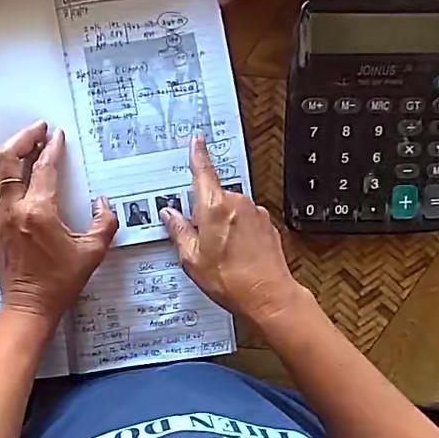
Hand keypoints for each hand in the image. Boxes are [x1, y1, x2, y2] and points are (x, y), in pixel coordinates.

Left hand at [0, 122, 117, 323]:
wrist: (29, 305)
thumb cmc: (60, 282)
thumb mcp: (92, 253)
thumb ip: (103, 223)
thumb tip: (102, 203)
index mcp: (38, 211)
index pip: (43, 167)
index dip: (52, 147)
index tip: (58, 136)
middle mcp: (13, 208)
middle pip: (7, 159)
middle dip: (22, 138)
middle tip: (38, 130)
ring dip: (4, 154)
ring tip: (21, 148)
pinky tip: (4, 178)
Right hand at [161, 135, 307, 323]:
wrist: (269, 296)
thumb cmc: (231, 280)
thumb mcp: (192, 259)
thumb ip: (179, 232)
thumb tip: (170, 215)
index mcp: (215, 206)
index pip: (202, 171)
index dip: (197, 154)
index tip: (196, 141)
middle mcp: (237, 203)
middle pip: (213, 197)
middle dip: (203, 213)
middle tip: (198, 240)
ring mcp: (255, 213)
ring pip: (229, 210)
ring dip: (221, 225)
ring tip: (219, 255)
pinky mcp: (266, 225)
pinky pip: (244, 222)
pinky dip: (236, 233)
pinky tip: (234, 256)